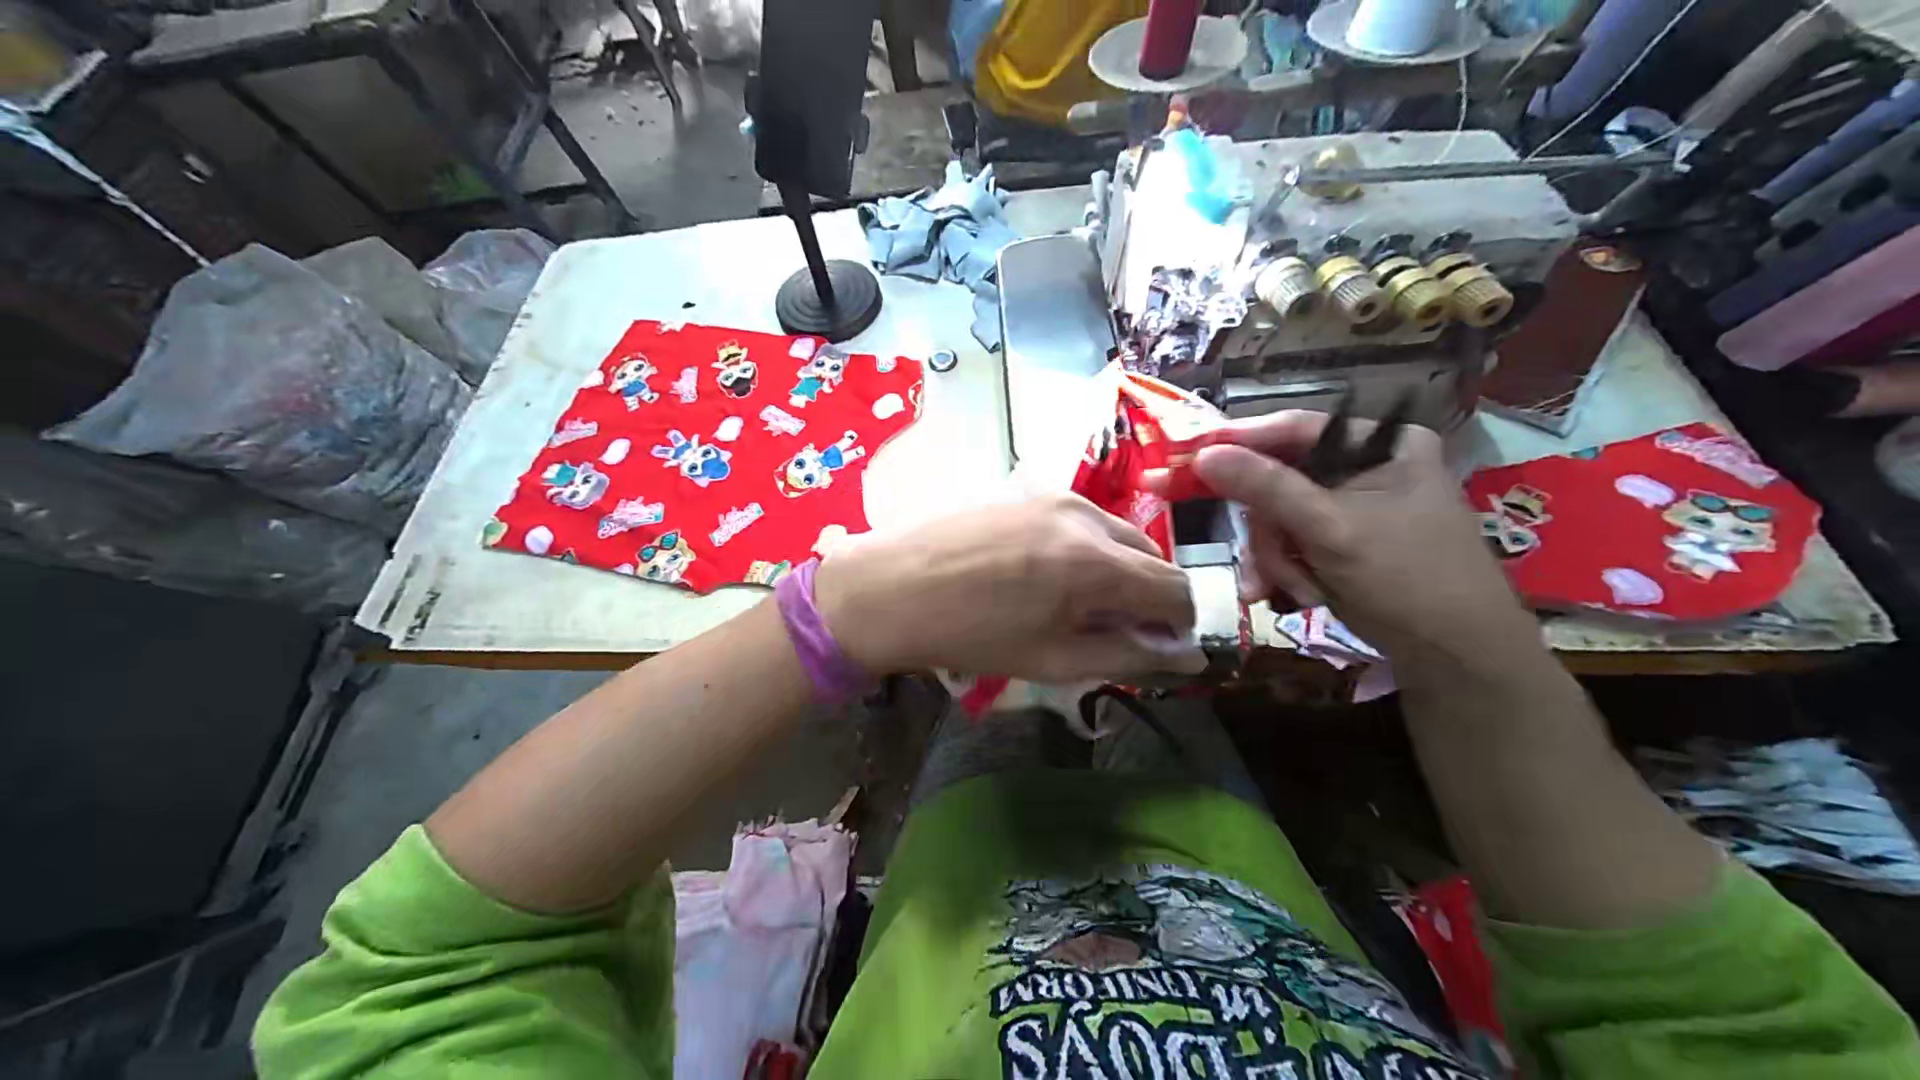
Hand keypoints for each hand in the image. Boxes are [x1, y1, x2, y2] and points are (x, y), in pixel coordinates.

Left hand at [812, 493, 1204, 681]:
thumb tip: (1185, 655)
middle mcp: (1086, 515)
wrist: (888, 587)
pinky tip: (1047, 574)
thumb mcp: (1052, 659)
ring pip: (1117, 535)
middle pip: (1152, 555)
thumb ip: (1127, 655)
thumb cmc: (967, 634)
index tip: (1163, 646)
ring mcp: (1055, 495)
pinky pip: (1082, 521)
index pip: (1177, 588)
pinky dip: (1087, 549)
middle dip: (1148, 596)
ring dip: (1118, 571)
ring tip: (1076, 604)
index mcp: (1096, 562)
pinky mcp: (1029, 489)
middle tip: (1116, 630)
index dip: (1181, 622)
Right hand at [1187, 410, 1535, 661]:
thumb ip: (1266, 488)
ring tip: (1275, 590)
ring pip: (1276, 517)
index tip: (1189, 457)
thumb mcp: (1330, 528)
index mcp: (1380, 444)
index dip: (1237, 443)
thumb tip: (1203, 454)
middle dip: (1263, 529)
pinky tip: (1287, 594)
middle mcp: (1364, 466)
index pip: (1293, 430)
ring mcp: (1350, 506)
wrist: (1455, 657)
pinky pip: (1288, 542)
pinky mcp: (1339, 540)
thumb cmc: (1406, 578)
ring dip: (1270, 557)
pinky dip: (1281, 569)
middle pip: (1277, 479)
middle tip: (1251, 562)